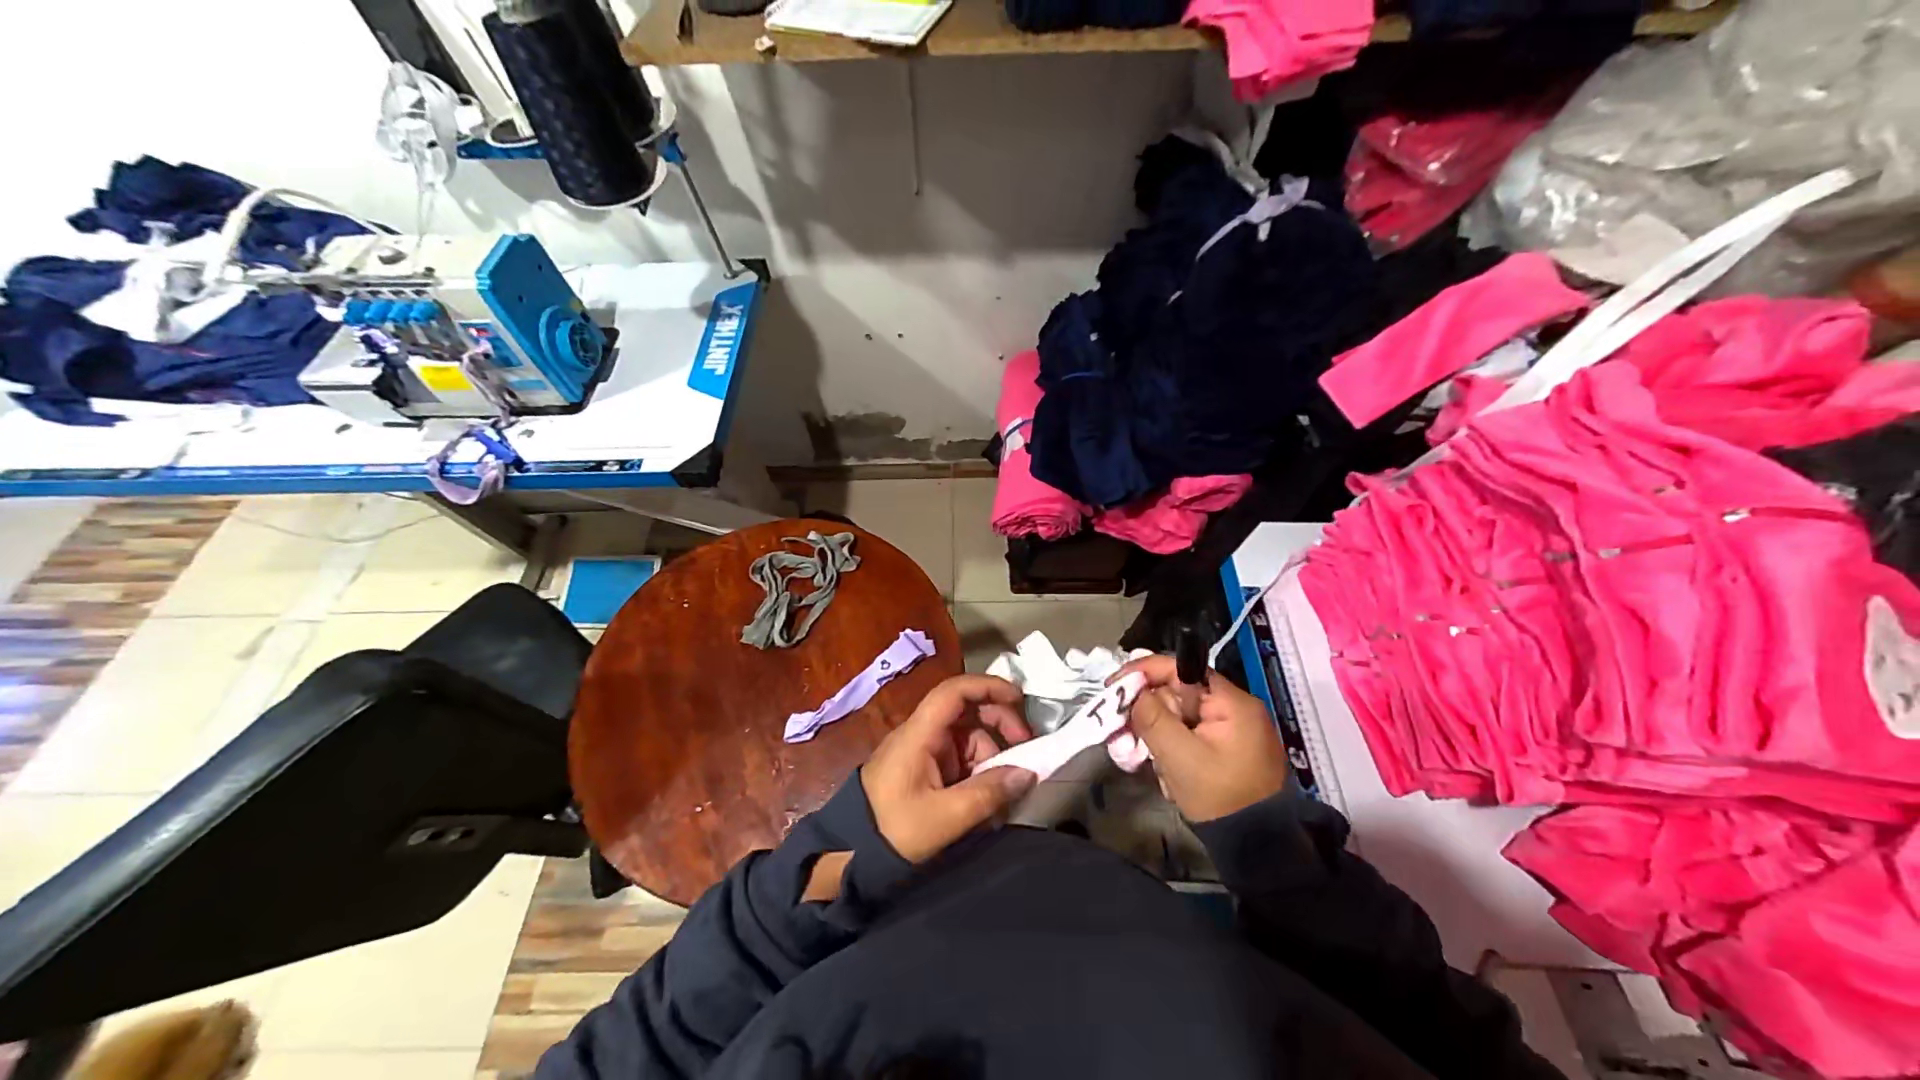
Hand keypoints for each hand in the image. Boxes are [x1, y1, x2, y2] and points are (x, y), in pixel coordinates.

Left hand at [861, 674, 1036, 862]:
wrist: (850, 853)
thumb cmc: (894, 829)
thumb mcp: (946, 817)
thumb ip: (990, 793)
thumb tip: (1029, 773)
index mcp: (919, 733)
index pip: (955, 691)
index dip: (988, 686)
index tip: (1020, 699)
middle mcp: (921, 733)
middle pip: (967, 711)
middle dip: (999, 724)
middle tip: (1025, 748)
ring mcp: (922, 751)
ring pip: (968, 738)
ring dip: (992, 757)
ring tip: (1006, 791)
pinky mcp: (924, 769)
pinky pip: (960, 760)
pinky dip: (978, 773)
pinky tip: (989, 800)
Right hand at [1115, 655, 1288, 821]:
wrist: (1257, 846)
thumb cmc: (1218, 796)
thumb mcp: (1178, 755)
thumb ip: (1152, 717)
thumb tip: (1132, 692)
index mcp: (1231, 702)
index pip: (1181, 668)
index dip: (1145, 672)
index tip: (1115, 686)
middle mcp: (1237, 708)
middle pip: (1179, 692)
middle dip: (1152, 712)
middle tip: (1129, 734)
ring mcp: (1236, 730)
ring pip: (1183, 716)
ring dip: (1162, 735)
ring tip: (1153, 762)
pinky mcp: (1231, 749)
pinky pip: (1193, 734)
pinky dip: (1175, 747)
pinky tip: (1170, 772)